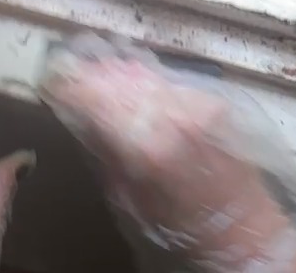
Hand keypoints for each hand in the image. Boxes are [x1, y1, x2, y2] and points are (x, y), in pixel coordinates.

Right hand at [40, 35, 295, 272]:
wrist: (245, 233)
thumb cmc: (181, 229)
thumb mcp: (126, 200)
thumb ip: (101, 150)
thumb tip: (75, 110)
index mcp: (145, 144)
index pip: (92, 94)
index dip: (65, 81)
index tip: (50, 75)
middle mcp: (171, 112)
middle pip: (115, 73)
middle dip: (88, 68)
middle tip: (68, 63)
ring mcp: (194, 99)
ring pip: (140, 67)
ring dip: (114, 66)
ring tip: (95, 65)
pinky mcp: (210, 95)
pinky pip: (163, 75)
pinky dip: (142, 74)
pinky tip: (130, 77)